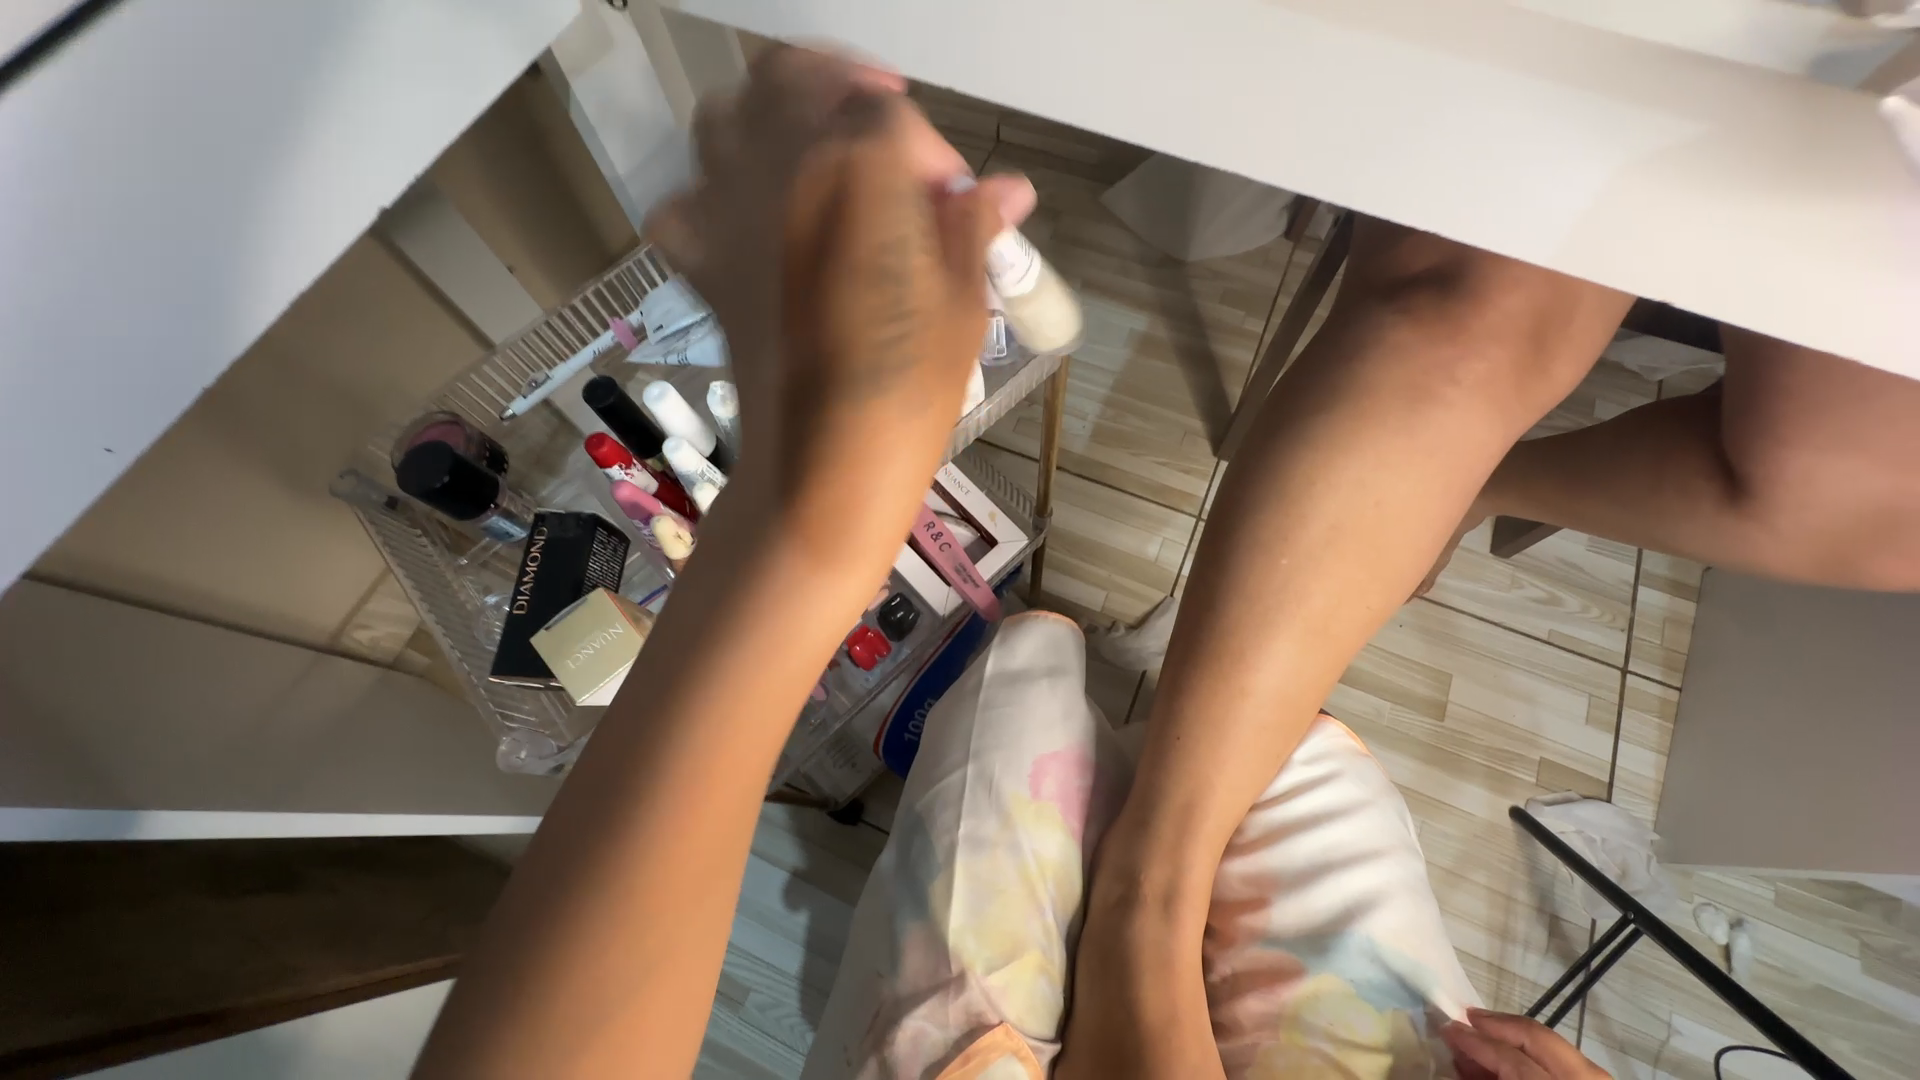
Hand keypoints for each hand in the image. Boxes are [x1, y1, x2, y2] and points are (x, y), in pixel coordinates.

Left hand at [645, 46, 1033, 553]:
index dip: (929, 152)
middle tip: (881, 141)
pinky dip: (712, 199)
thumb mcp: (964, 304)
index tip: (952, 203)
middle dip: (844, 94)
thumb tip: (1007, 190)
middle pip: (797, 78)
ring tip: (812, 166)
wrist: (824, 465)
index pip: (892, 113)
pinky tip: (749, 227)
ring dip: (770, 122)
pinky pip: (685, 203)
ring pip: (727, 117)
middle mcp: (781, 164)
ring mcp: (729, 211)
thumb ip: (974, 227)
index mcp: (858, 164)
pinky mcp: (703, 264)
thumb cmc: (908, 388)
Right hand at [1443, 1009, 1610, 1079]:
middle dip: (1497, 1024)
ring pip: (1554, 1045)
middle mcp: (1586, 1078)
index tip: (1446, 1028)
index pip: (1511, 1057)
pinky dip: (1536, 1054)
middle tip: (1464, 1019)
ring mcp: (1600, 1079)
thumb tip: (1456, 1045)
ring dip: (1514, 1038)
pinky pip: (1568, 1061)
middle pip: (1539, 1037)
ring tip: (1483, 1039)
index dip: (1474, 1042)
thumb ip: (1481, 1075)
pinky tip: (1512, 1059)